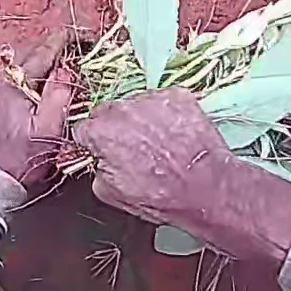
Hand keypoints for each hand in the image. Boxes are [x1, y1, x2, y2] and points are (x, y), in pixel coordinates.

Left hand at [0, 33, 76, 190]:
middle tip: (77, 61)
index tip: (82, 36)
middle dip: (55, 57)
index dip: (65, 41)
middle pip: (32, 59)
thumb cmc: (21, 159)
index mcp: (14, 83)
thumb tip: (66, 69)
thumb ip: (59, 94)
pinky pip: (12, 84)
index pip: (44, 51)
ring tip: (62, 79)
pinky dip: (29, 84)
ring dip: (42, 72)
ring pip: (22, 72)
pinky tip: (39, 96)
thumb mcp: (48, 128)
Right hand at [73, 89, 290, 263]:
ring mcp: (151, 99)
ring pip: (137, 104)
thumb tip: (99, 163)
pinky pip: (164, 100)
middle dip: (117, 127)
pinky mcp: (177, 95)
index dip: (94, 142)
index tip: (103, 149)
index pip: (84, 129)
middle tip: (135, 148)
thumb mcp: (112, 194)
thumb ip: (97, 170)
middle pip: (109, 112)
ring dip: (143, 118)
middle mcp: (123, 109)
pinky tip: (175, 134)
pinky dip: (168, 113)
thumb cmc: (160, 195)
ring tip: (160, 143)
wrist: (206, 187)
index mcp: (101, 132)